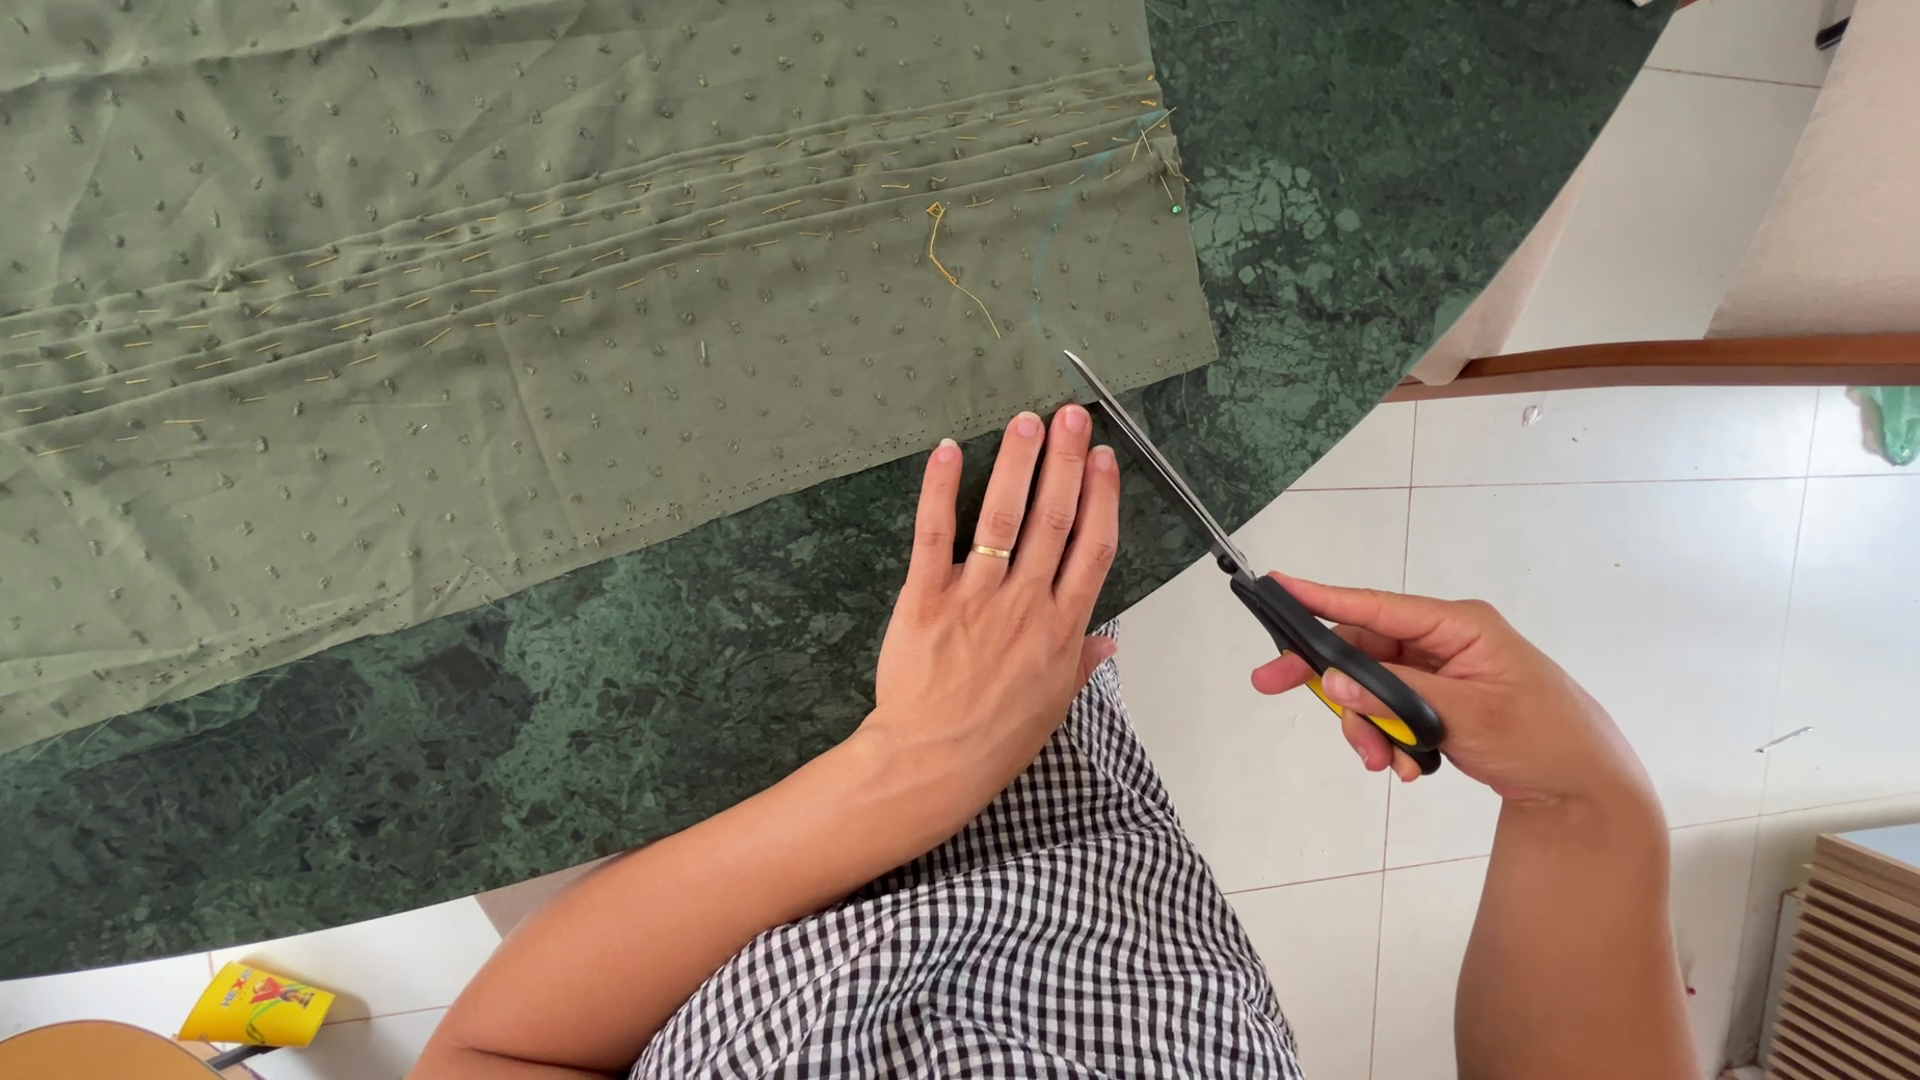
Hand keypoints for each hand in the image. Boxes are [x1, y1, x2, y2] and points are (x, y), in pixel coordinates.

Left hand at [860, 406, 1119, 831]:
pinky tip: (948, 453)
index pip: (1093, 548)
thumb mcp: (1054, 708)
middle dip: (1065, 461)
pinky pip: (936, 535)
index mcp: (1063, 628)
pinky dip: (940, 491)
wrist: (932, 762)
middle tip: (1071, 415)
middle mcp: (1027, 603)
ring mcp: (977, 597)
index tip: (1104, 459)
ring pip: (1003, 517)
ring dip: (1017, 464)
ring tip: (1027, 421)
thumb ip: (1082, 664)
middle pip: (1054, 519)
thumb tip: (1110, 640)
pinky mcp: (928, 597)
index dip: (1102, 496)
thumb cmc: (995, 740)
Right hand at [1250, 576, 1654, 808]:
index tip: (1277, 586)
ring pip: (1368, 685)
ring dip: (1364, 724)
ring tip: (1381, 761)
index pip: (1375, 605)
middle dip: (1332, 683)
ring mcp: (1434, 670)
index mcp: (1457, 625)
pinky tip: (1404, 765)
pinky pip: (1385, 709)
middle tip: (1271, 685)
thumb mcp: (1466, 715)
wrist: (1585, 793)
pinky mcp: (1432, 698)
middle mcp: (1439, 640)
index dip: (1321, 596)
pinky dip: (1384, 737)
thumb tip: (1333, 681)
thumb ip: (1395, 695)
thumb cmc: (1544, 740)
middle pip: (1361, 649)